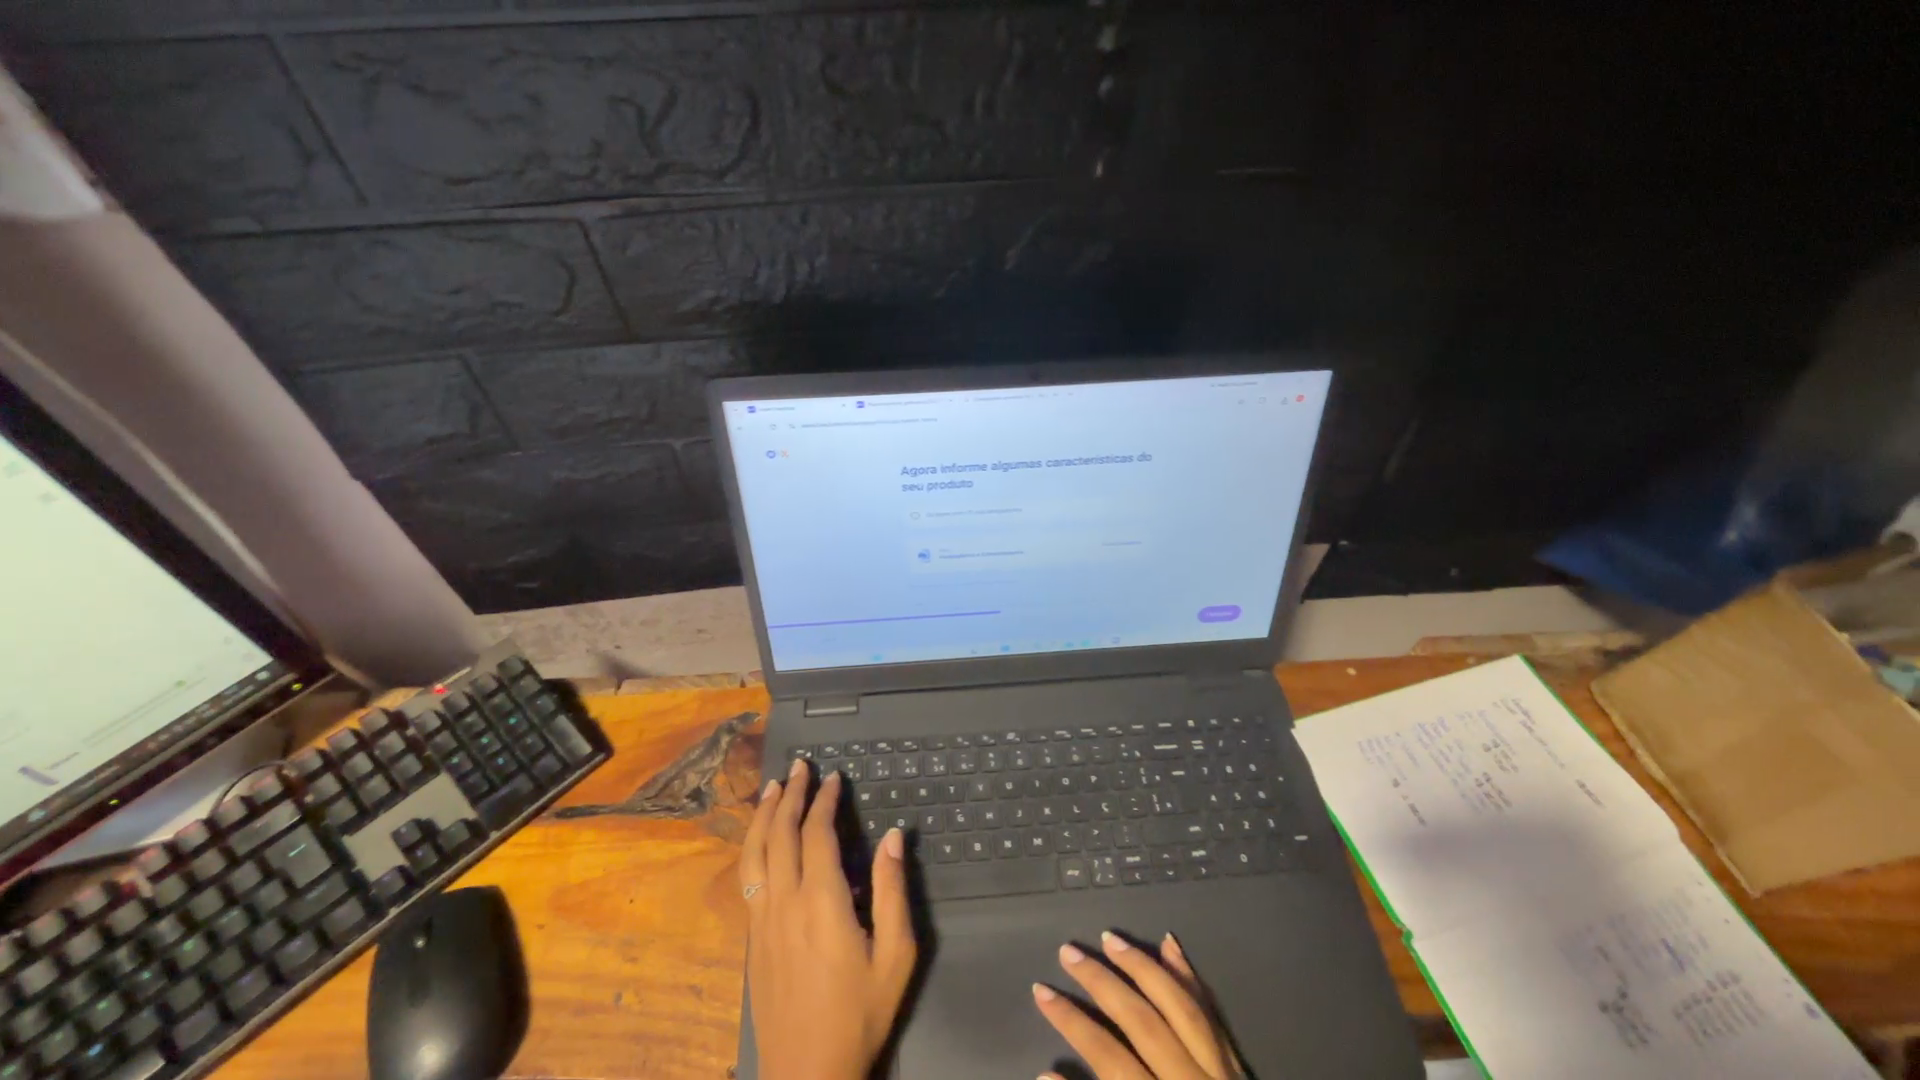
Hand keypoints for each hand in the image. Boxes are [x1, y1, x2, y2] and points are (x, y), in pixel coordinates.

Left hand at [741, 757, 917, 1079]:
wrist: (808, 1071)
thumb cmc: (861, 1013)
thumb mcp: (895, 955)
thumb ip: (893, 891)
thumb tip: (893, 836)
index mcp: (823, 902)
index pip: (817, 835)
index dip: (823, 802)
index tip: (832, 778)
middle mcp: (785, 902)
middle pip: (780, 834)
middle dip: (790, 796)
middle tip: (799, 767)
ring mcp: (762, 920)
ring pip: (754, 853)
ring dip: (762, 815)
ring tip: (771, 789)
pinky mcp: (752, 939)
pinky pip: (746, 878)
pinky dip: (752, 846)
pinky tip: (759, 841)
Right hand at [1033, 931, 1242, 1079]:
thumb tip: (1048, 1074)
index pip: (1109, 1057)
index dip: (1072, 1022)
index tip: (1041, 990)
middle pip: (1142, 1021)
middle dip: (1102, 983)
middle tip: (1068, 951)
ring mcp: (1220, 1072)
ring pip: (1179, 1006)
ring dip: (1143, 968)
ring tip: (1110, 940)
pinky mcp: (1237, 1067)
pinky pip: (1212, 1013)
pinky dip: (1190, 978)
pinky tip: (1170, 947)